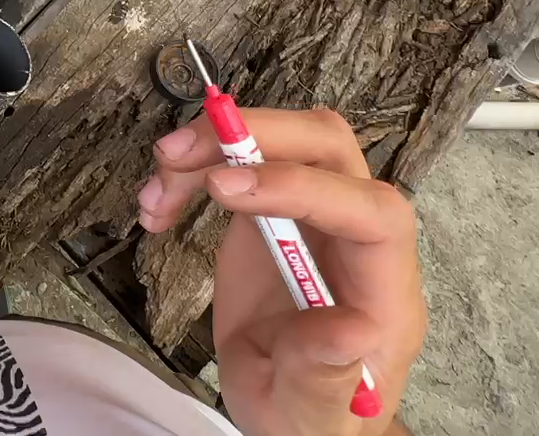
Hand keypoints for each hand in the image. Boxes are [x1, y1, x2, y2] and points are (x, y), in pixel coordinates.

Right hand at [137, 108, 424, 435]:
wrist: (288, 410)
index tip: (221, 190)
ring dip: (206, 147)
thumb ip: (324, 378)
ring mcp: (313, 215)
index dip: (299, 185)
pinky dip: (190, 168)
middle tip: (177, 156)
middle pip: (326, 145)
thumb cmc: (306, 420)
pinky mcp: (272, 210)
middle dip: (251, 133)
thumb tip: (353, 328)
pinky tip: (159, 204)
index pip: (370, 212)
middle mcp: (353, 237)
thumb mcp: (309, 417)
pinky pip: (238, 161)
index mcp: (382, 291)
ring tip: (156, 190)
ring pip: (278, 139)